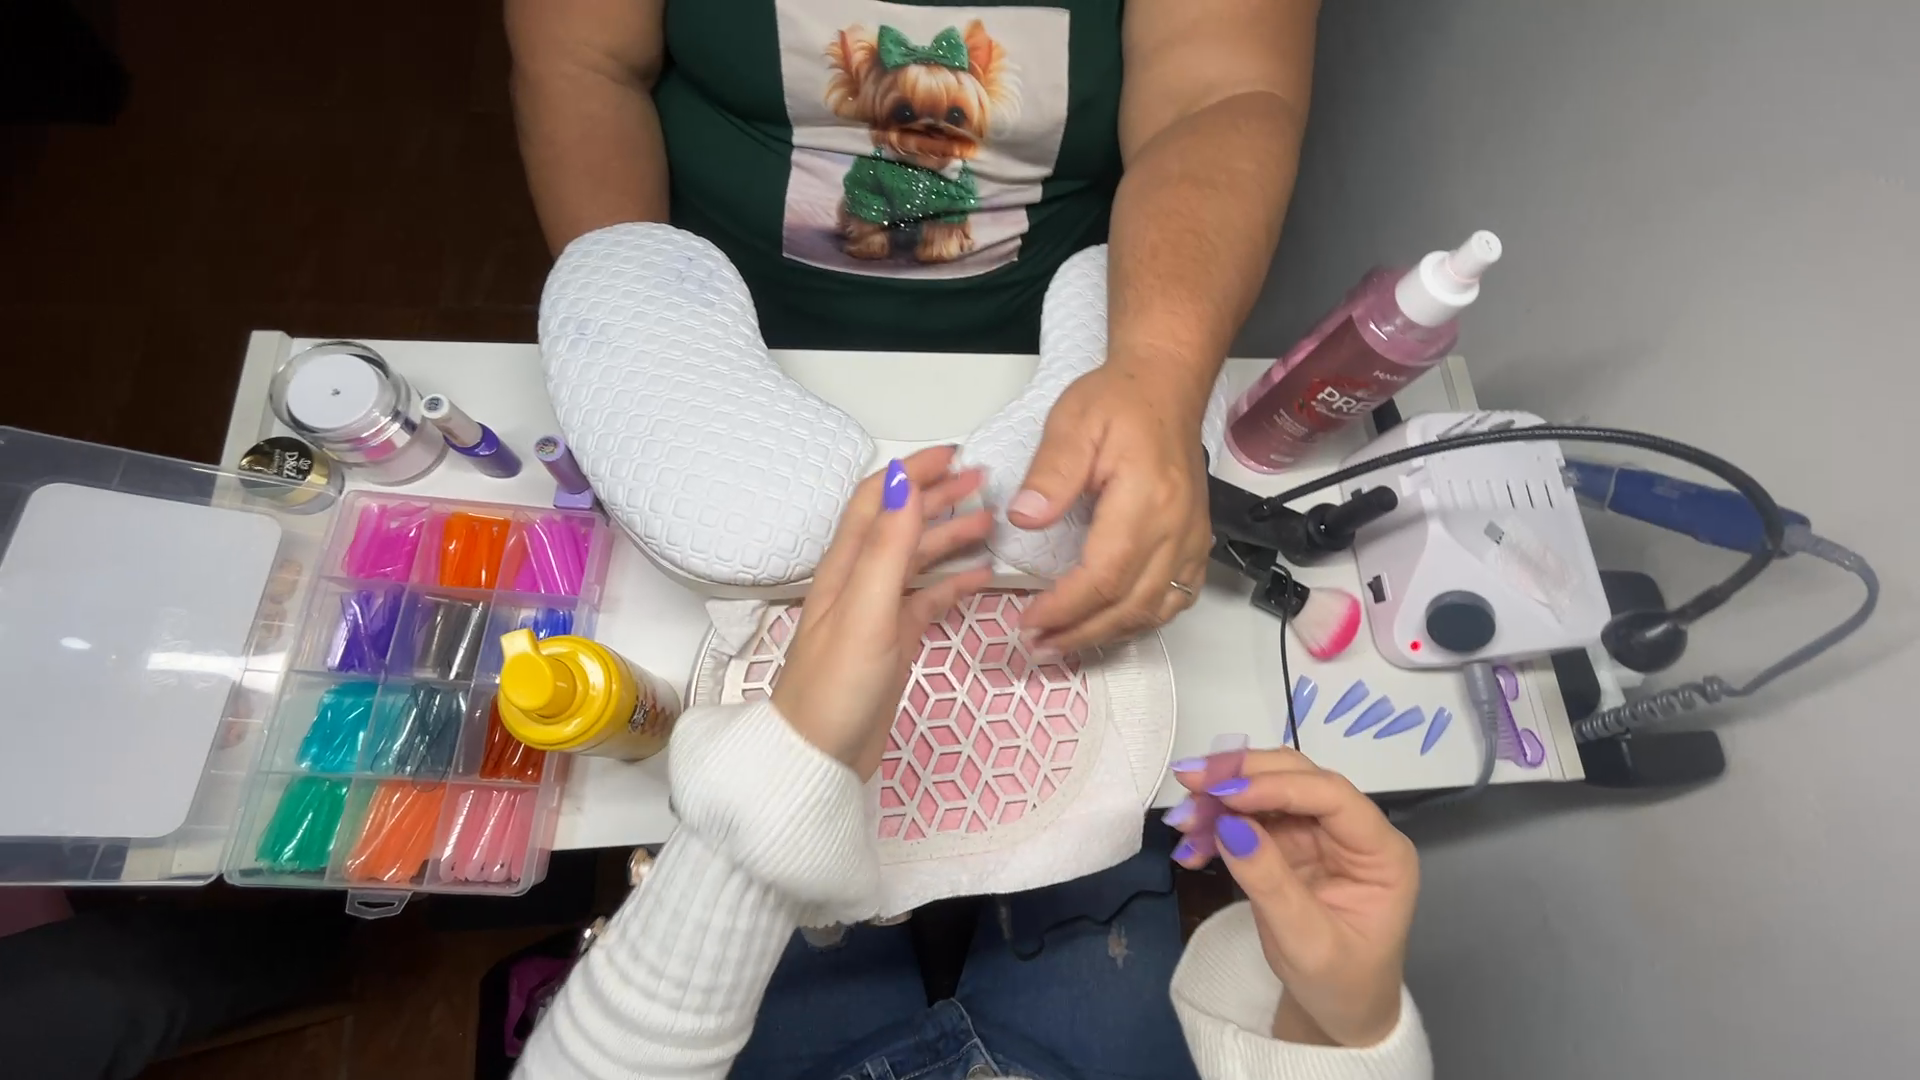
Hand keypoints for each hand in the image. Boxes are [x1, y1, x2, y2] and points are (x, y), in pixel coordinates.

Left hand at [773, 447, 994, 777]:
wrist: (819, 758)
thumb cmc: (835, 687)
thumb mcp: (864, 611)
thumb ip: (885, 547)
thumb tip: (903, 481)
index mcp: (847, 565)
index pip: (879, 499)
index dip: (913, 472)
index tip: (954, 455)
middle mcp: (861, 580)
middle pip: (903, 524)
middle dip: (940, 497)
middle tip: (982, 483)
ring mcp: (879, 610)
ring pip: (919, 560)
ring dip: (951, 536)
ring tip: (990, 523)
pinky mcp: (894, 639)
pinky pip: (929, 599)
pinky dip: (954, 583)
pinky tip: (981, 578)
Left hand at [1009, 365, 1211, 651]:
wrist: (1165, 388)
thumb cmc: (1118, 402)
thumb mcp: (1073, 423)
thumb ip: (1050, 473)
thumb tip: (1024, 519)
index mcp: (1146, 500)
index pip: (1105, 575)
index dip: (1066, 607)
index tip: (1030, 620)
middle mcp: (1177, 527)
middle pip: (1132, 604)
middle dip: (1082, 633)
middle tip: (1039, 646)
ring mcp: (1192, 537)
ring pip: (1156, 609)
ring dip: (1109, 635)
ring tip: (1066, 644)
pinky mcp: (1194, 540)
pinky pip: (1176, 597)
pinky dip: (1141, 621)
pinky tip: (1111, 625)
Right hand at [1168, 749, 1419, 1047]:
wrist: (1336, 1014)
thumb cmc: (1339, 984)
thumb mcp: (1307, 944)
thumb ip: (1271, 882)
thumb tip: (1229, 825)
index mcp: (1379, 851)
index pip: (1330, 795)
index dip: (1276, 785)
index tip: (1224, 794)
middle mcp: (1349, 829)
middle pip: (1294, 775)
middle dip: (1239, 774)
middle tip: (1190, 780)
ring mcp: (1315, 831)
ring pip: (1263, 786)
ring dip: (1218, 796)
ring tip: (1182, 819)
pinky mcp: (1284, 839)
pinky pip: (1244, 814)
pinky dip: (1214, 821)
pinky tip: (1190, 841)